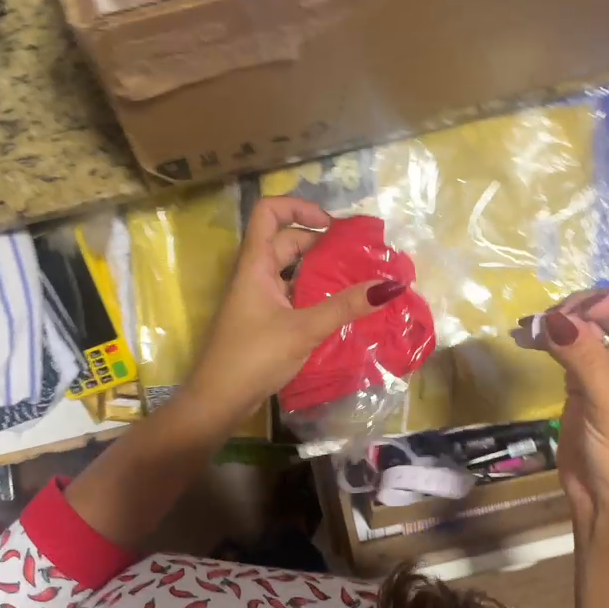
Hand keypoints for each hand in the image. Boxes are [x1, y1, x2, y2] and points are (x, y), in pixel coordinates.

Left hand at [184, 196, 402, 423]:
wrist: (218, 401)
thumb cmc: (254, 357)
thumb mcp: (304, 329)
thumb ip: (345, 306)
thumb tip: (390, 285)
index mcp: (255, 265)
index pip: (269, 211)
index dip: (299, 206)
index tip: (331, 226)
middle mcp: (253, 276)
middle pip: (286, 242)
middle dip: (320, 243)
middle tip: (357, 257)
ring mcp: (256, 300)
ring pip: (290, 272)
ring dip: (319, 272)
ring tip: (355, 281)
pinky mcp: (262, 323)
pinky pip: (290, 297)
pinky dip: (312, 296)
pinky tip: (337, 310)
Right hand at [514, 276, 608, 525]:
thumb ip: (583, 355)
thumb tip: (548, 317)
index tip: (584, 314)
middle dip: (586, 307)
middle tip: (549, 321)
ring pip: (595, 321)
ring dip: (563, 319)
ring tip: (530, 327)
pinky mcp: (593, 375)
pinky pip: (574, 344)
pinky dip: (550, 337)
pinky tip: (525, 336)